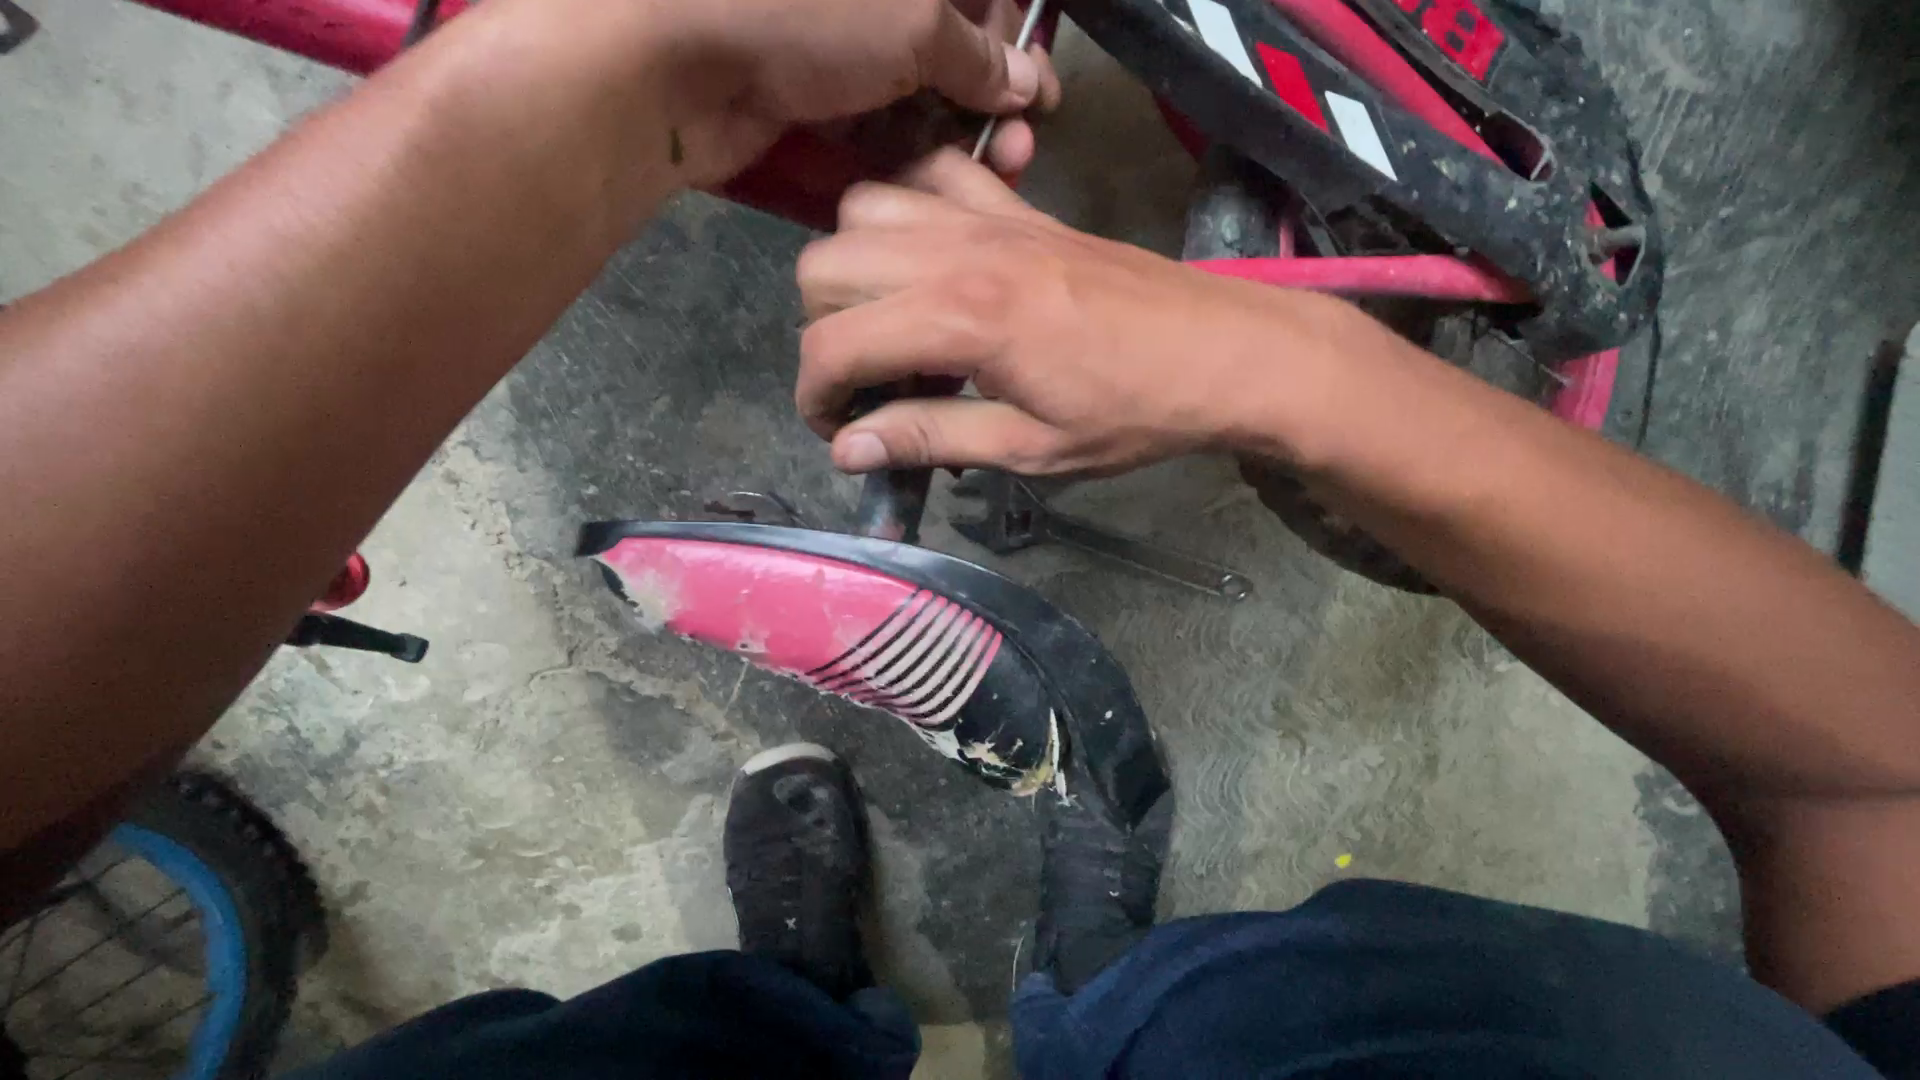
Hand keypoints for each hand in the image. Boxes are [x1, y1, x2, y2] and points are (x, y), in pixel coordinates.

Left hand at [666, 0, 1062, 180]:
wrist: (674, 61)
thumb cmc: (803, 12)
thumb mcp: (913, 22)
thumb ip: (975, 55)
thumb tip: (1023, 82)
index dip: (1012, 43)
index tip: (1038, 96)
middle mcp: (868, 4)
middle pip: (946, 50)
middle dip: (988, 103)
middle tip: (1015, 153)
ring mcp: (833, 52)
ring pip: (912, 98)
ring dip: (954, 138)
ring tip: (986, 176)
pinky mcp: (808, 102)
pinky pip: (871, 129)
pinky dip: (904, 155)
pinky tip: (934, 187)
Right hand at [794, 150, 1372, 474]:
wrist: (1227, 352)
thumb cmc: (1134, 413)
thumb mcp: (1030, 447)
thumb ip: (930, 438)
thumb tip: (848, 450)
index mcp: (964, 320)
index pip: (835, 343)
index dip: (816, 395)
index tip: (839, 432)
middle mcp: (961, 251)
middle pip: (827, 264)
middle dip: (823, 330)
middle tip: (868, 382)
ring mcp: (990, 217)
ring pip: (864, 207)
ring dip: (854, 266)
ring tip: (892, 322)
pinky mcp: (1020, 207)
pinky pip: (933, 172)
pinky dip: (907, 208)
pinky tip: (930, 260)